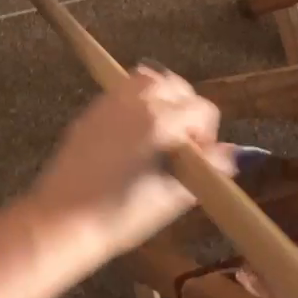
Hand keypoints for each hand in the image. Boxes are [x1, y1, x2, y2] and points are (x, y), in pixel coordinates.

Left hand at [26, 67, 234, 258]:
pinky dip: (136, 102)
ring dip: (161, 98)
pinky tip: (132, 135)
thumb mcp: (171, 198)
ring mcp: (109, 102)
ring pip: (147, 79)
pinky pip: (122, 91)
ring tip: (159, 132)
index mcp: (160, 121)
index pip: (202, 108)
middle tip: (182, 143)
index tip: (198, 158)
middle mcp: (135, 102)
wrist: (63, 218)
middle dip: (186, 108)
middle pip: (175, 85)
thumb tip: (234, 154)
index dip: (208, 133)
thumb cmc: (121, 215)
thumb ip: (206, 170)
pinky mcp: (90, 110)